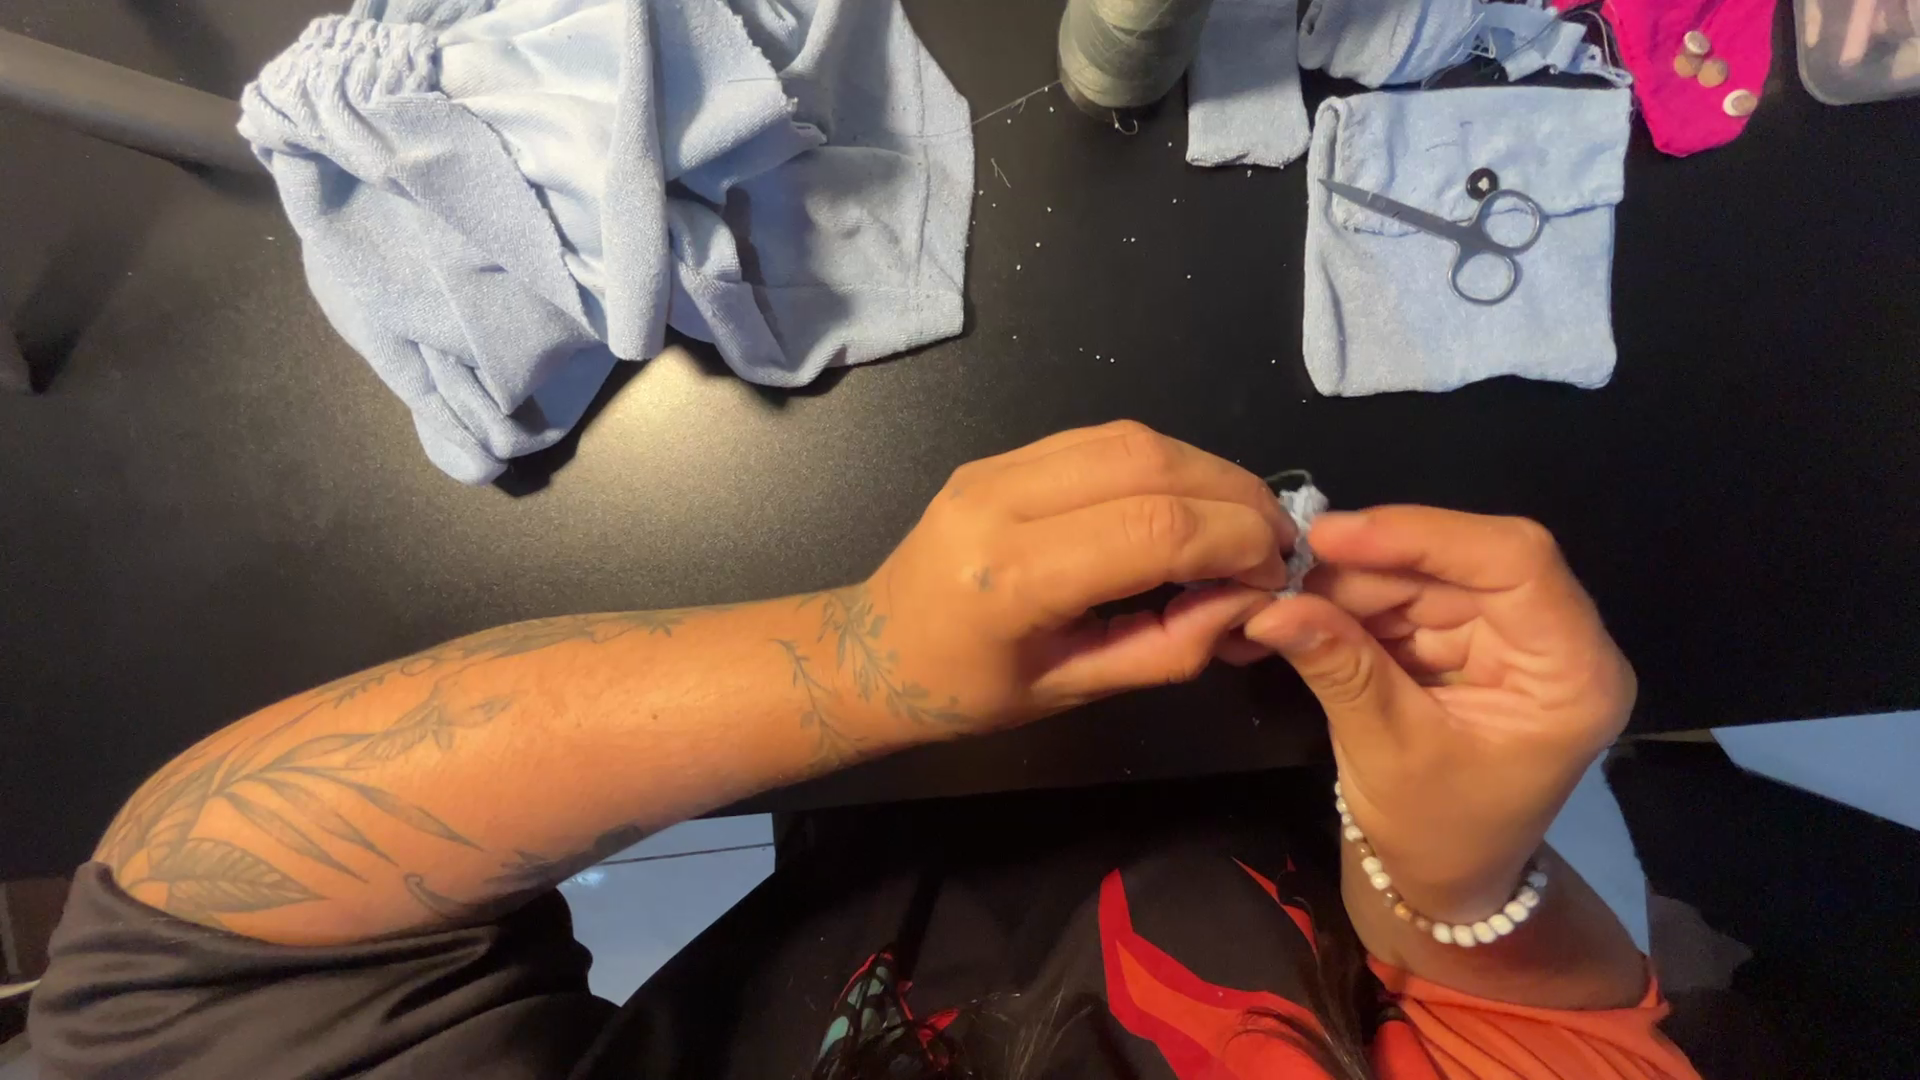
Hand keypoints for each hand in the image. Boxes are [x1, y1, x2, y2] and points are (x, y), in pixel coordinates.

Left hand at [857, 421, 1292, 734]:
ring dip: (1202, 469)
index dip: (1235, 542)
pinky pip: (1096, 439)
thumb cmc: (964, 691)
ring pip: (1128, 437)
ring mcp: (992, 468)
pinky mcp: (995, 457)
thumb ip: (1169, 646)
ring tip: (1239, 518)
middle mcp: (1000, 501)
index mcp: (1012, 577)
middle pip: (1148, 462)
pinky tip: (1183, 497)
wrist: (874, 649)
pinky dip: (1159, 462)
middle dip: (1233, 494)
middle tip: (1273, 540)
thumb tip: (1249, 599)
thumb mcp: (1072, 690)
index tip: (1274, 571)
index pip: (1154, 528)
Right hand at [1242, 507, 1633, 921]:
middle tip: (1280, 580)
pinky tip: (1294, 611)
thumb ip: (1338, 668)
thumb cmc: (1438, 829)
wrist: (1440, 871)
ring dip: (1339, 584)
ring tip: (1276, 601)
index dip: (1422, 535)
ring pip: (1412, 573)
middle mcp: (1541, 636)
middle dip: (1360, 567)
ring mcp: (1494, 634)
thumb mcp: (1386, 750)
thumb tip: (1270, 608)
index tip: (1330, 537)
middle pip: (1452, 562)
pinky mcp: (1451, 637)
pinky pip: (1391, 598)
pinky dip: (1338, 604)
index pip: (1515, 563)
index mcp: (1568, 671)